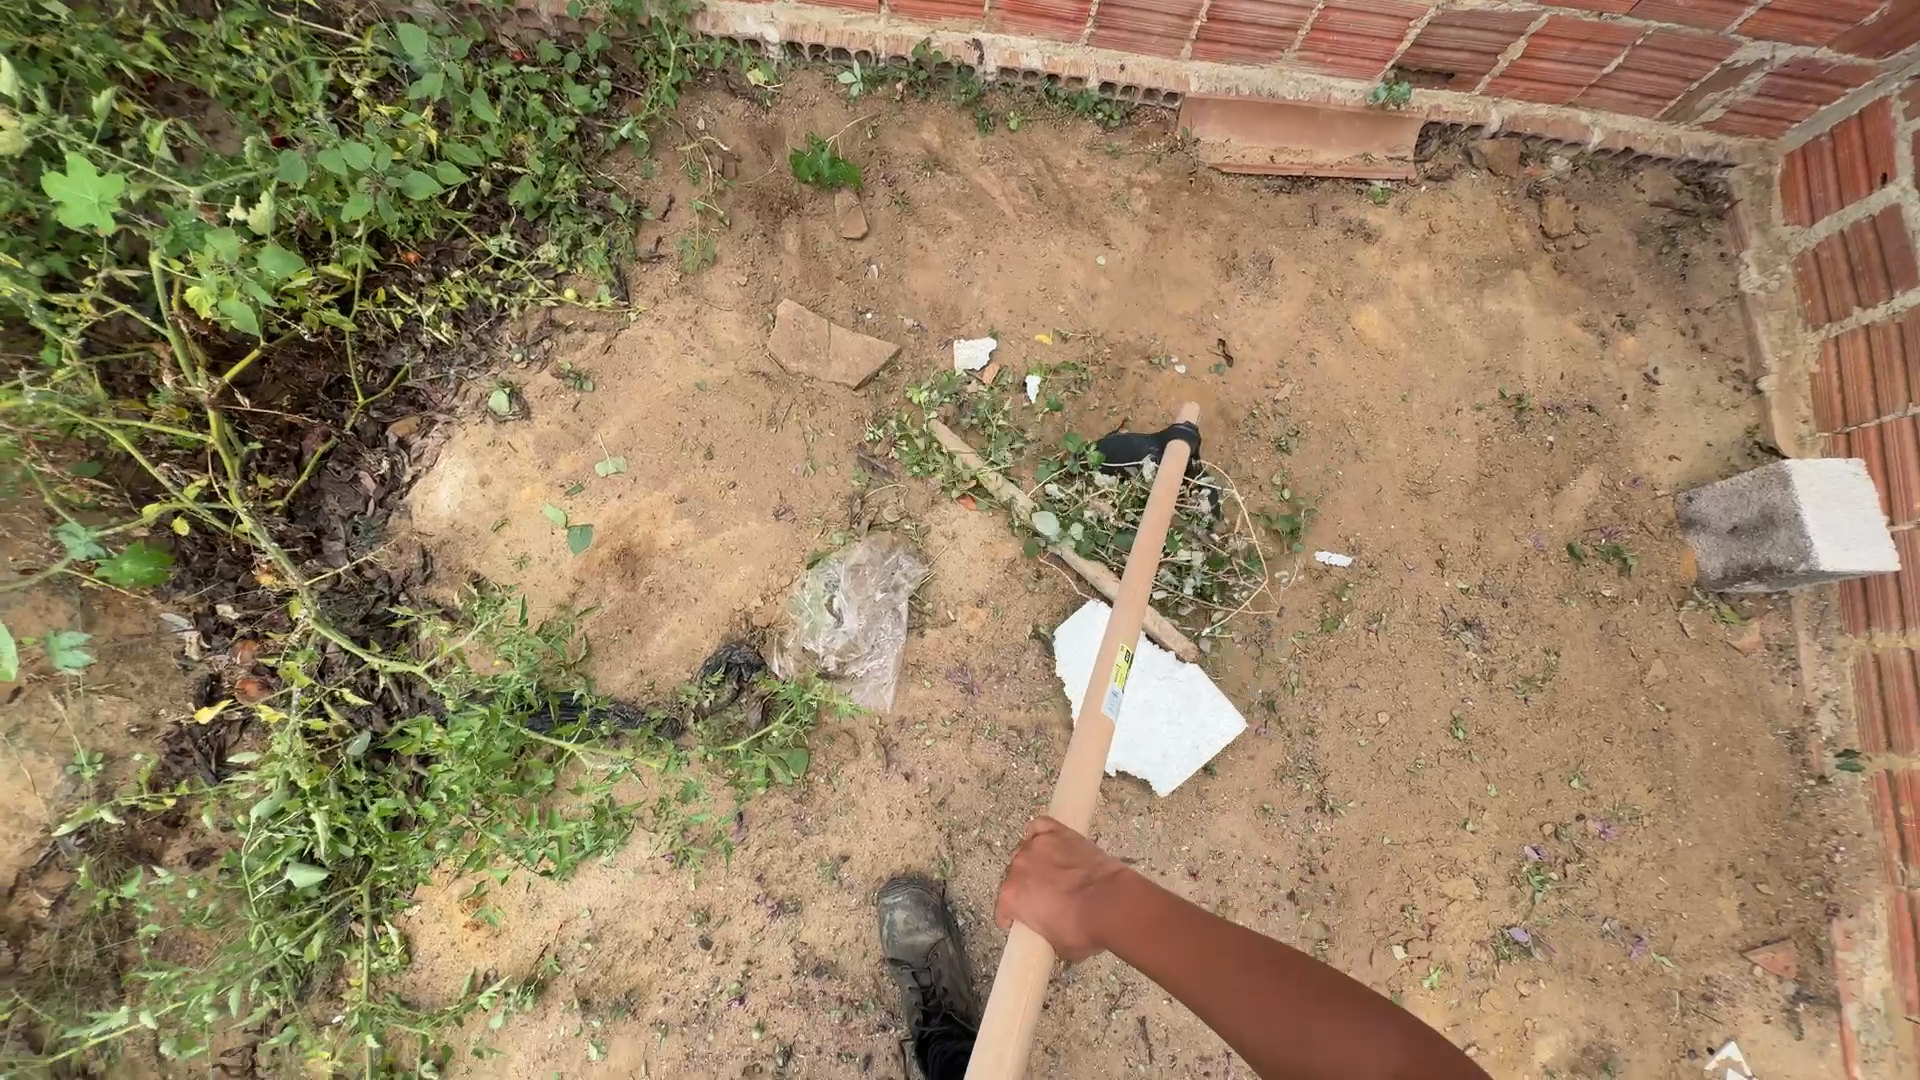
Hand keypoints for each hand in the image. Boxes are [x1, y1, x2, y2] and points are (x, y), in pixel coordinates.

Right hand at [993, 816, 1136, 961]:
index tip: (1019, 919)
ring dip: (1034, 861)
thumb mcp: (1057, 945)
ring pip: (1026, 850)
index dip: (1011, 915)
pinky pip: (1040, 826)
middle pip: (1014, 876)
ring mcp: (1038, 846)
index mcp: (1012, 896)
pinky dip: (1039, 833)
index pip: (1003, 907)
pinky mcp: (1057, 833)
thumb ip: (1043, 932)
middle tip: (1043, 897)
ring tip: (1051, 871)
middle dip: (1025, 887)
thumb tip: (1051, 931)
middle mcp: (1018, 867)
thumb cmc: (1084, 927)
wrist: (1110, 903)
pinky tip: (1047, 842)